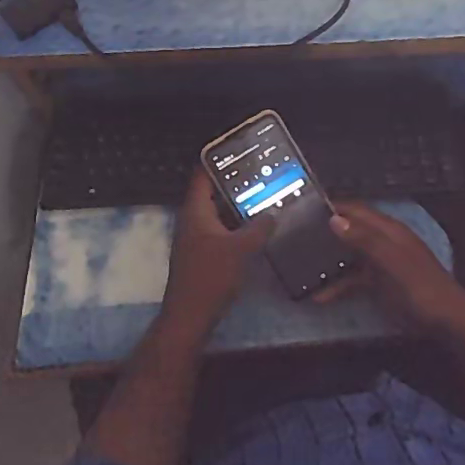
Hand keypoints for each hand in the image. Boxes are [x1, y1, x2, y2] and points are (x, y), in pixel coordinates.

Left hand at [160, 172, 273, 325]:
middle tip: (261, 173)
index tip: (240, 150)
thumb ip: (258, 227)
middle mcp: (192, 220)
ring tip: (265, 196)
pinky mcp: (202, 253)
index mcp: (195, 211)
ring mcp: (195, 237)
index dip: (218, 160)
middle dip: (234, 183)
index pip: (202, 175)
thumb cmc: (211, 276)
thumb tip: (273, 212)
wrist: (191, 315)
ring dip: (237, 206)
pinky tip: (256, 227)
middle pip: (211, 193)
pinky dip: (235, 225)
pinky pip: (220, 230)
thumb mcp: (240, 249)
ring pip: (217, 213)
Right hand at [315, 201, 464, 335]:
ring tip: (301, 265)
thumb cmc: (420, 288)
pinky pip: (354, 279)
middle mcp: (383, 241)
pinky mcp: (380, 283)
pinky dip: (338, 285)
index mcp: (389, 230)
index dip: (332, 206)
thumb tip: (333, 218)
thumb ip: (364, 240)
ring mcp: (381, 262)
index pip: (356, 210)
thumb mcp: (391, 262)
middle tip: (295, 236)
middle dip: (325, 232)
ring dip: (328, 261)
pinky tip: (320, 296)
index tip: (302, 208)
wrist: (447, 322)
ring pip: (349, 255)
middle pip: (350, 230)